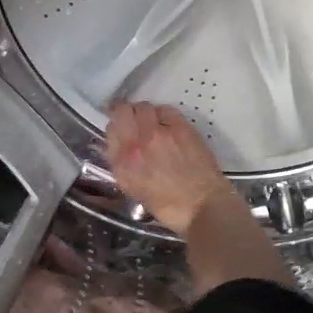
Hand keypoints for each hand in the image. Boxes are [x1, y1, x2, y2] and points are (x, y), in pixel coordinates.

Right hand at [104, 102, 236, 234]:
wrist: (202, 206)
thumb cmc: (168, 206)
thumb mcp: (134, 189)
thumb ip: (123, 164)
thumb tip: (122, 144)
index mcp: (122, 163)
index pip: (110, 129)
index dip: (115, 126)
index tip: (120, 127)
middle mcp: (137, 143)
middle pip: (123, 111)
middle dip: (127, 113)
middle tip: (134, 121)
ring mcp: (160, 133)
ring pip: (144, 107)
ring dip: (145, 113)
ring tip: (152, 123)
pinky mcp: (181, 127)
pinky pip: (166, 110)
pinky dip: (163, 114)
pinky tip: (169, 125)